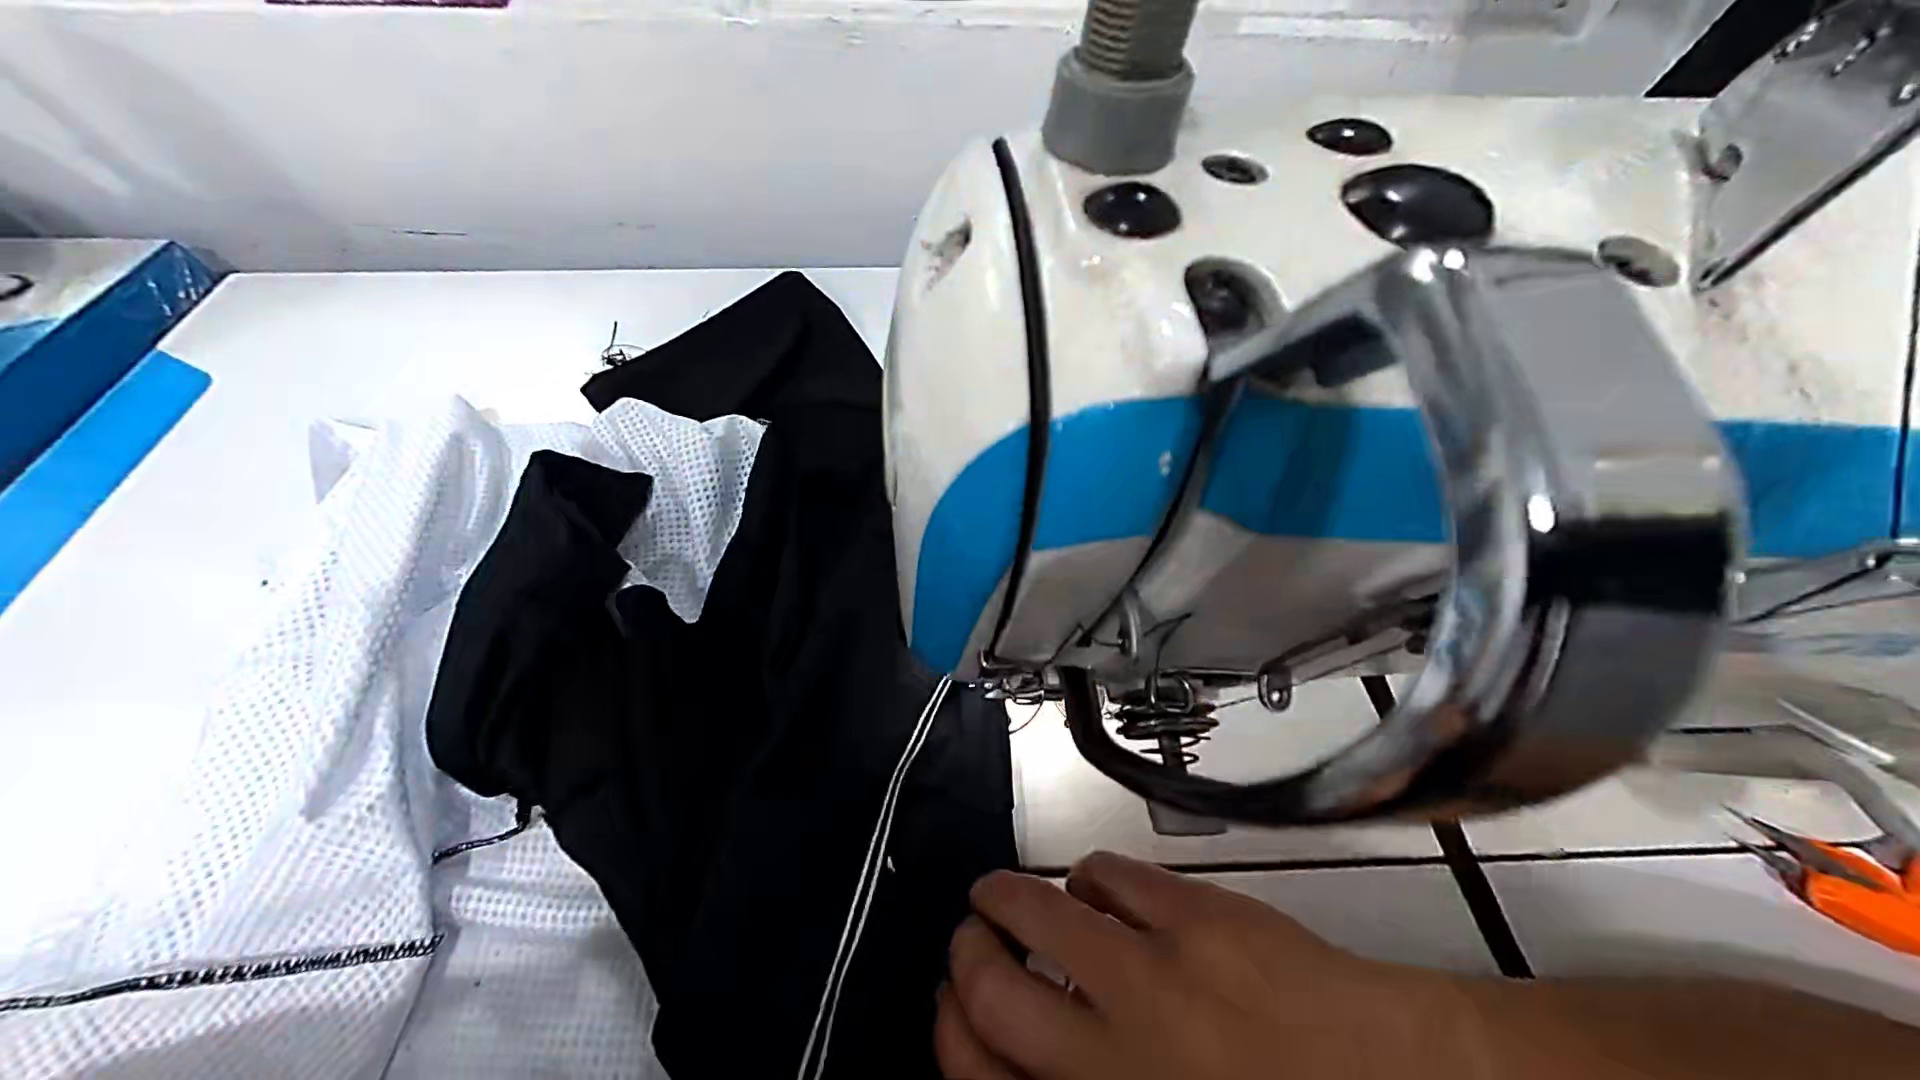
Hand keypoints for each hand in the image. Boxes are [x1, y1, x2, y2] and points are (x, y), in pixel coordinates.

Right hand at [935, 851, 1484, 1079]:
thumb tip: (1014, 1046)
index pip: (975, 1069)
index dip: (950, 1024)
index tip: (951, 1000)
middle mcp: (1112, 1053)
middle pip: (989, 984)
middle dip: (965, 952)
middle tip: (971, 935)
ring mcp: (1152, 975)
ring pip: (1035, 909)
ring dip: (1006, 896)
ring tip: (1006, 895)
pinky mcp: (1193, 916)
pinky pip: (1104, 876)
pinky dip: (1085, 878)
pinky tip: (1094, 891)